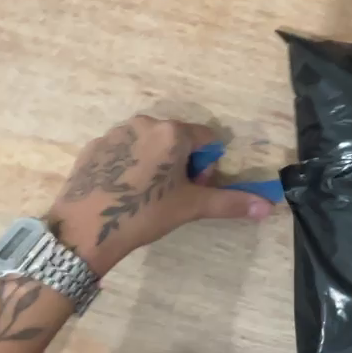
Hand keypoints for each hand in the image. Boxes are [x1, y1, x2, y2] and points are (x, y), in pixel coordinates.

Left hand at [48, 115, 272, 276]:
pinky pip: (122, 151)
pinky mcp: (93, 146)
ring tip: (143, 196)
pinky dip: (128, 166)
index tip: (194, 188)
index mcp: (172, 132)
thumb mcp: (191, 207)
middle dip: (181, 163)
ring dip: (155, 163)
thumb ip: (231, 202)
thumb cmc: (143, 213)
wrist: (83, 229)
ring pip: (149, 144)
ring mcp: (115, 133)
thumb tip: (268, 207)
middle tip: (171, 195)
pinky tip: (120, 192)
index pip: (206, 140)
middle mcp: (145, 123)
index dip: (206, 165)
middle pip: (177, 139)